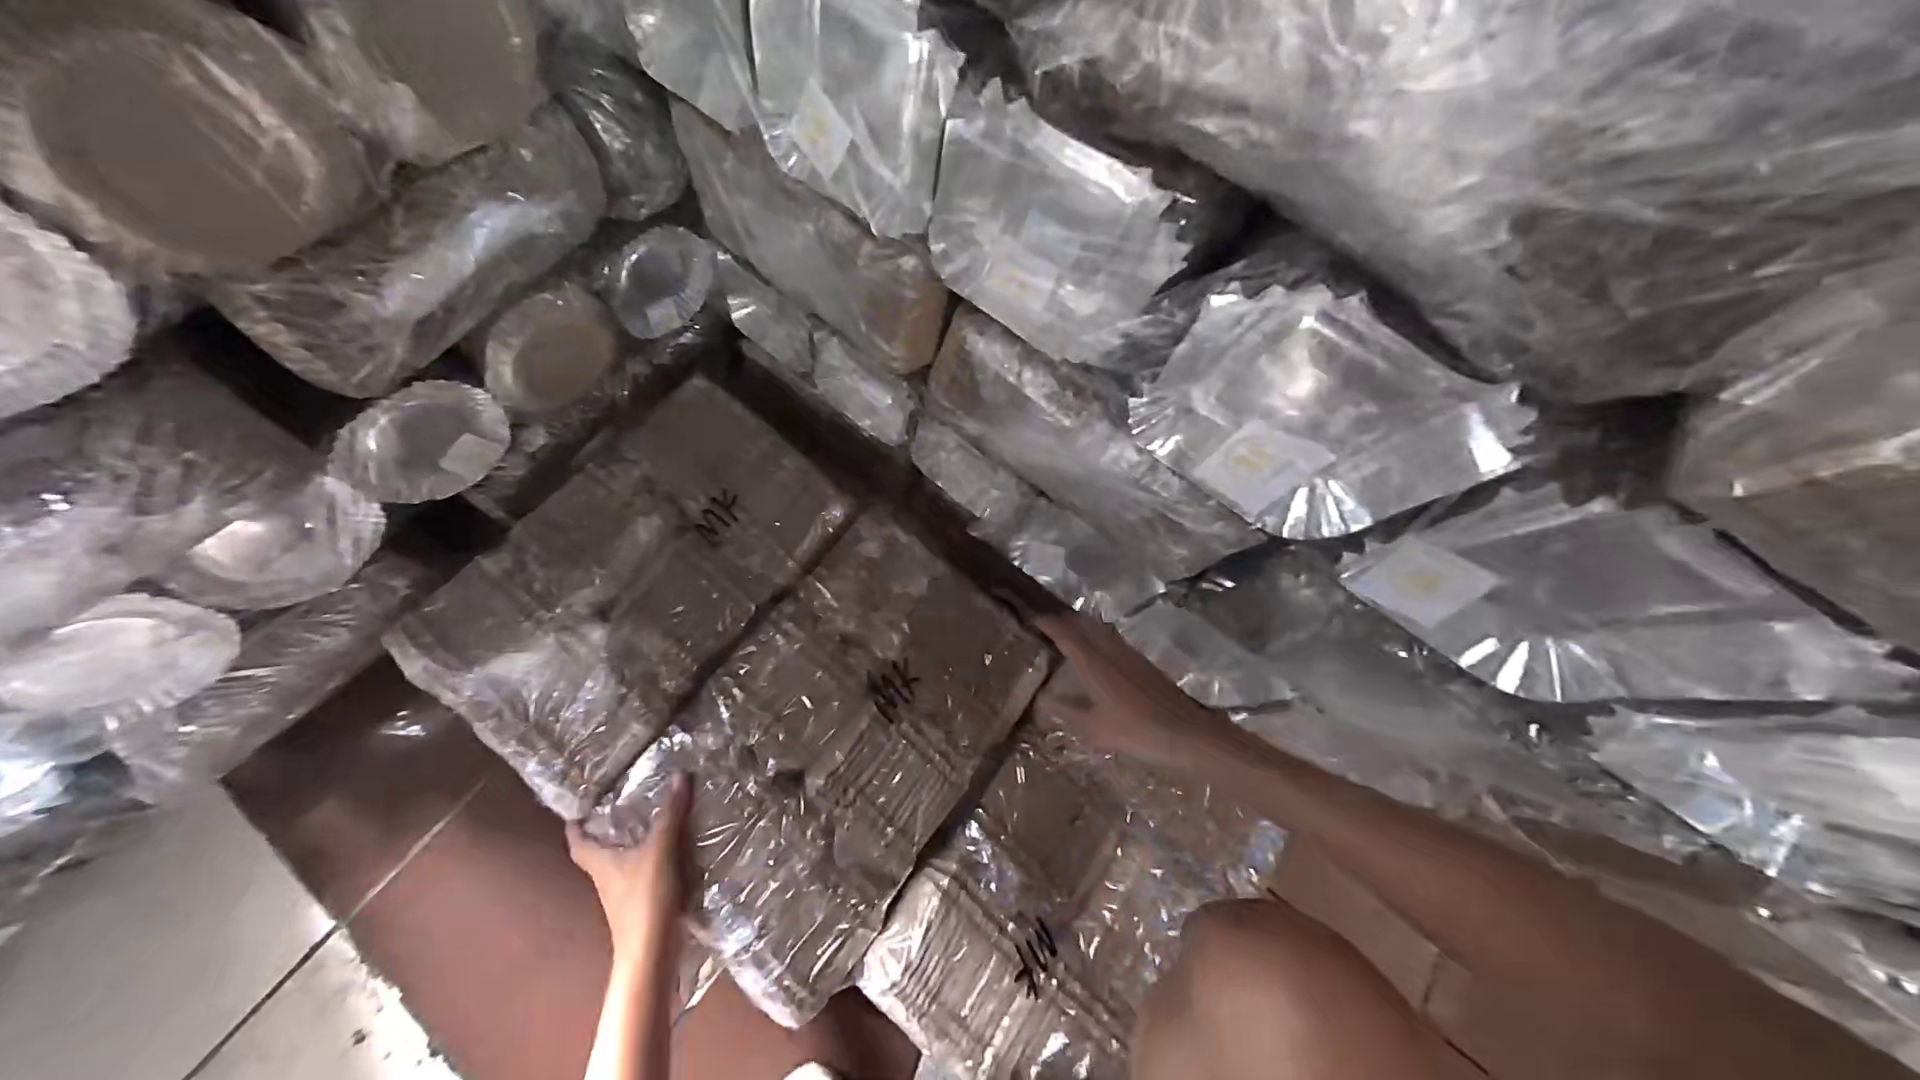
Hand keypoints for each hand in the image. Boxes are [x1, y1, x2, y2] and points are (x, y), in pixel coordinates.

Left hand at [568, 772, 693, 961]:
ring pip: (624, 862)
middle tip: (626, 804)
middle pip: (600, 851)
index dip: (576, 825)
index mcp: (599, 863)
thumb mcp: (659, 851)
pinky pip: (645, 873)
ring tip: (657, 820)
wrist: (651, 955)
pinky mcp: (642, 904)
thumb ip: (670, 815)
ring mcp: (624, 894)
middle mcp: (606, 878)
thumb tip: (680, 774)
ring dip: (635, 844)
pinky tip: (675, 851)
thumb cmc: (644, 900)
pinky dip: (655, 859)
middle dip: (610, 830)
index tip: (579, 806)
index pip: (578, 841)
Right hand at [1035, 613, 1241, 773]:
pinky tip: (1100, 652)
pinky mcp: (1145, 664)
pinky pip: (1115, 640)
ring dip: (1085, 626)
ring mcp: (1131, 655)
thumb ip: (1066, 710)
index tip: (1033, 619)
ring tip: (1071, 631)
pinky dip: (1100, 638)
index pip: (1066, 634)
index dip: (1049, 624)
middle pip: (1085, 625)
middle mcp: (1111, 651)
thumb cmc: (1136, 732)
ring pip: (1102, 630)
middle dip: (1066, 620)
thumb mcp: (1093, 728)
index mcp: (1094, 663)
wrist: (1188, 734)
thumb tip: (1043, 698)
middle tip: (1050, 623)